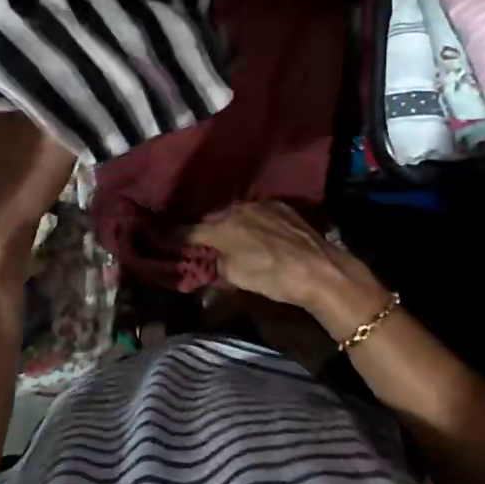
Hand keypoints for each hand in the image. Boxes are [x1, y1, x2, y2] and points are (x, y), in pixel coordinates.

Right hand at [187, 202, 392, 336]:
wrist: (322, 271)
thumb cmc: (273, 278)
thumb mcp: (235, 277)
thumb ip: (217, 264)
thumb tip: (213, 259)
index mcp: (220, 227)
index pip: (188, 231)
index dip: (174, 236)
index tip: (162, 238)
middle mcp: (236, 210)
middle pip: (212, 219)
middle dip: (204, 230)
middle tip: (201, 243)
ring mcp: (261, 205)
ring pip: (235, 213)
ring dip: (228, 224)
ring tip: (230, 237)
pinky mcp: (282, 207)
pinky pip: (256, 211)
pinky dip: (250, 221)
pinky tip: (256, 232)